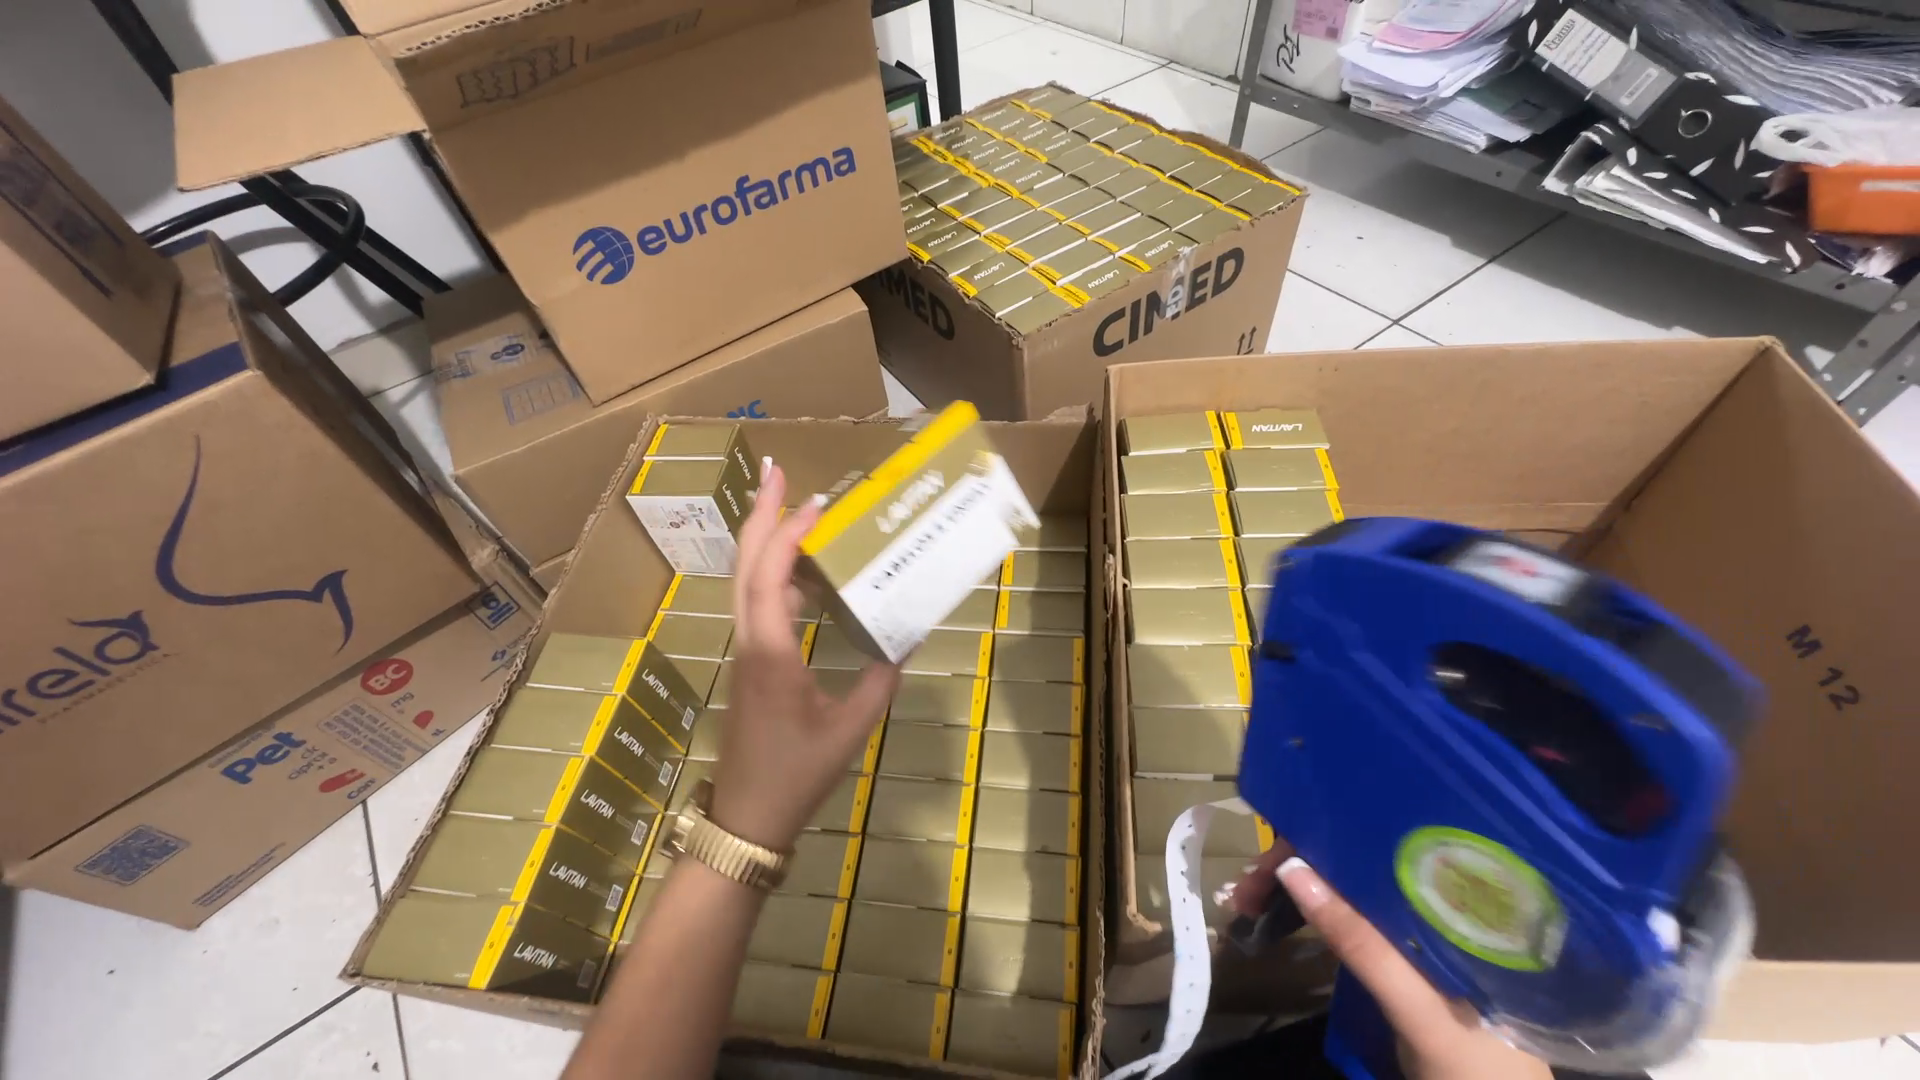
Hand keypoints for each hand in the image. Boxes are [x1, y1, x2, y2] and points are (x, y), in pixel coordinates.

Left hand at [707, 460, 899, 851]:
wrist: (747, 817)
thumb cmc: (797, 774)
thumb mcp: (850, 729)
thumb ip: (879, 680)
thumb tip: (905, 640)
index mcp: (771, 652)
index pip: (769, 577)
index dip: (788, 534)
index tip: (818, 501)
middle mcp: (750, 642)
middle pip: (745, 566)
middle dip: (759, 515)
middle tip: (778, 473)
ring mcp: (746, 651)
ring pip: (747, 582)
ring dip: (767, 541)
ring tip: (798, 511)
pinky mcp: (750, 663)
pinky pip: (759, 605)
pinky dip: (777, 576)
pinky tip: (806, 573)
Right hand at [1231, 848, 1552, 1079]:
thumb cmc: (1480, 1067)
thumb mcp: (1420, 1009)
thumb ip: (1362, 944)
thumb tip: (1291, 868)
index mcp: (1447, 901)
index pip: (1372, 849)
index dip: (1316, 842)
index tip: (1267, 856)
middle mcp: (1426, 905)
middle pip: (1347, 867)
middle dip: (1291, 866)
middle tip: (1243, 888)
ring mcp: (1408, 934)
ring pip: (1340, 891)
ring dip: (1290, 889)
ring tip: (1246, 901)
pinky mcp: (1394, 963)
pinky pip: (1342, 922)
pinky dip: (1305, 914)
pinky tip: (1275, 913)